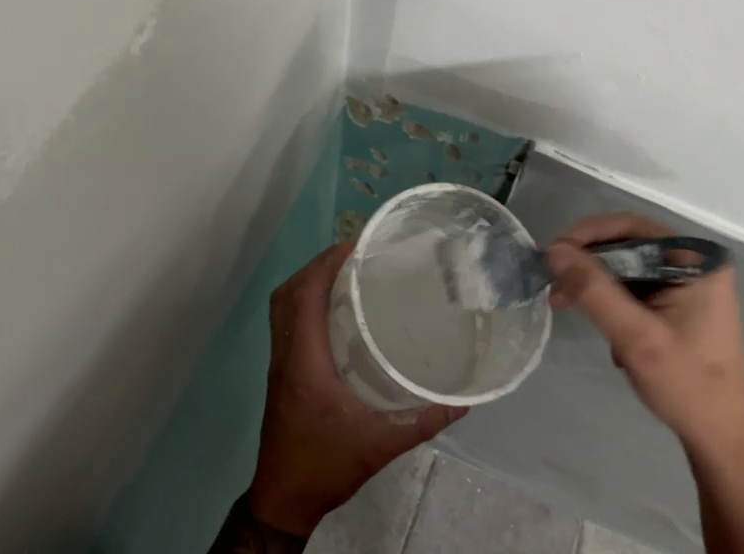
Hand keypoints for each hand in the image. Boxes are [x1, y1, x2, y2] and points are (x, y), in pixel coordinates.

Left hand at [246, 241, 467, 535]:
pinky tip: (339, 308)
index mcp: (304, 361)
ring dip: (310, 280)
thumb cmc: (326, 465)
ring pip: (284, 306)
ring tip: (349, 272)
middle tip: (358, 253)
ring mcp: (280, 363)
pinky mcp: (283, 372)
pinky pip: (288, 321)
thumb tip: (462, 401)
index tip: (358, 244)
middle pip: (289, 293)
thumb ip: (422, 422)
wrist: (284, 498)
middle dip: (319, 264)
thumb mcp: (380, 445)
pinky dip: (307, 301)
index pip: (304, 295)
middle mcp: (286, 354)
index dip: (326, 263)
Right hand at [547, 214, 743, 451]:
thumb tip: (554, 250)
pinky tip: (609, 334)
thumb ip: (594, 290)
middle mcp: (695, 262)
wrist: (720, 438)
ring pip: (628, 267)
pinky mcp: (680, 304)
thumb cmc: (687, 385)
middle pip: (629, 245)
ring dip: (598, 286)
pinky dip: (614, 303)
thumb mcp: (636, 337)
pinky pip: (637, 288)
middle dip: (589, 264)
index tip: (553, 254)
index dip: (589, 235)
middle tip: (554, 285)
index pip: (633, 227)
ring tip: (568, 306)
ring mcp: (688, 284)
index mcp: (697, 260)